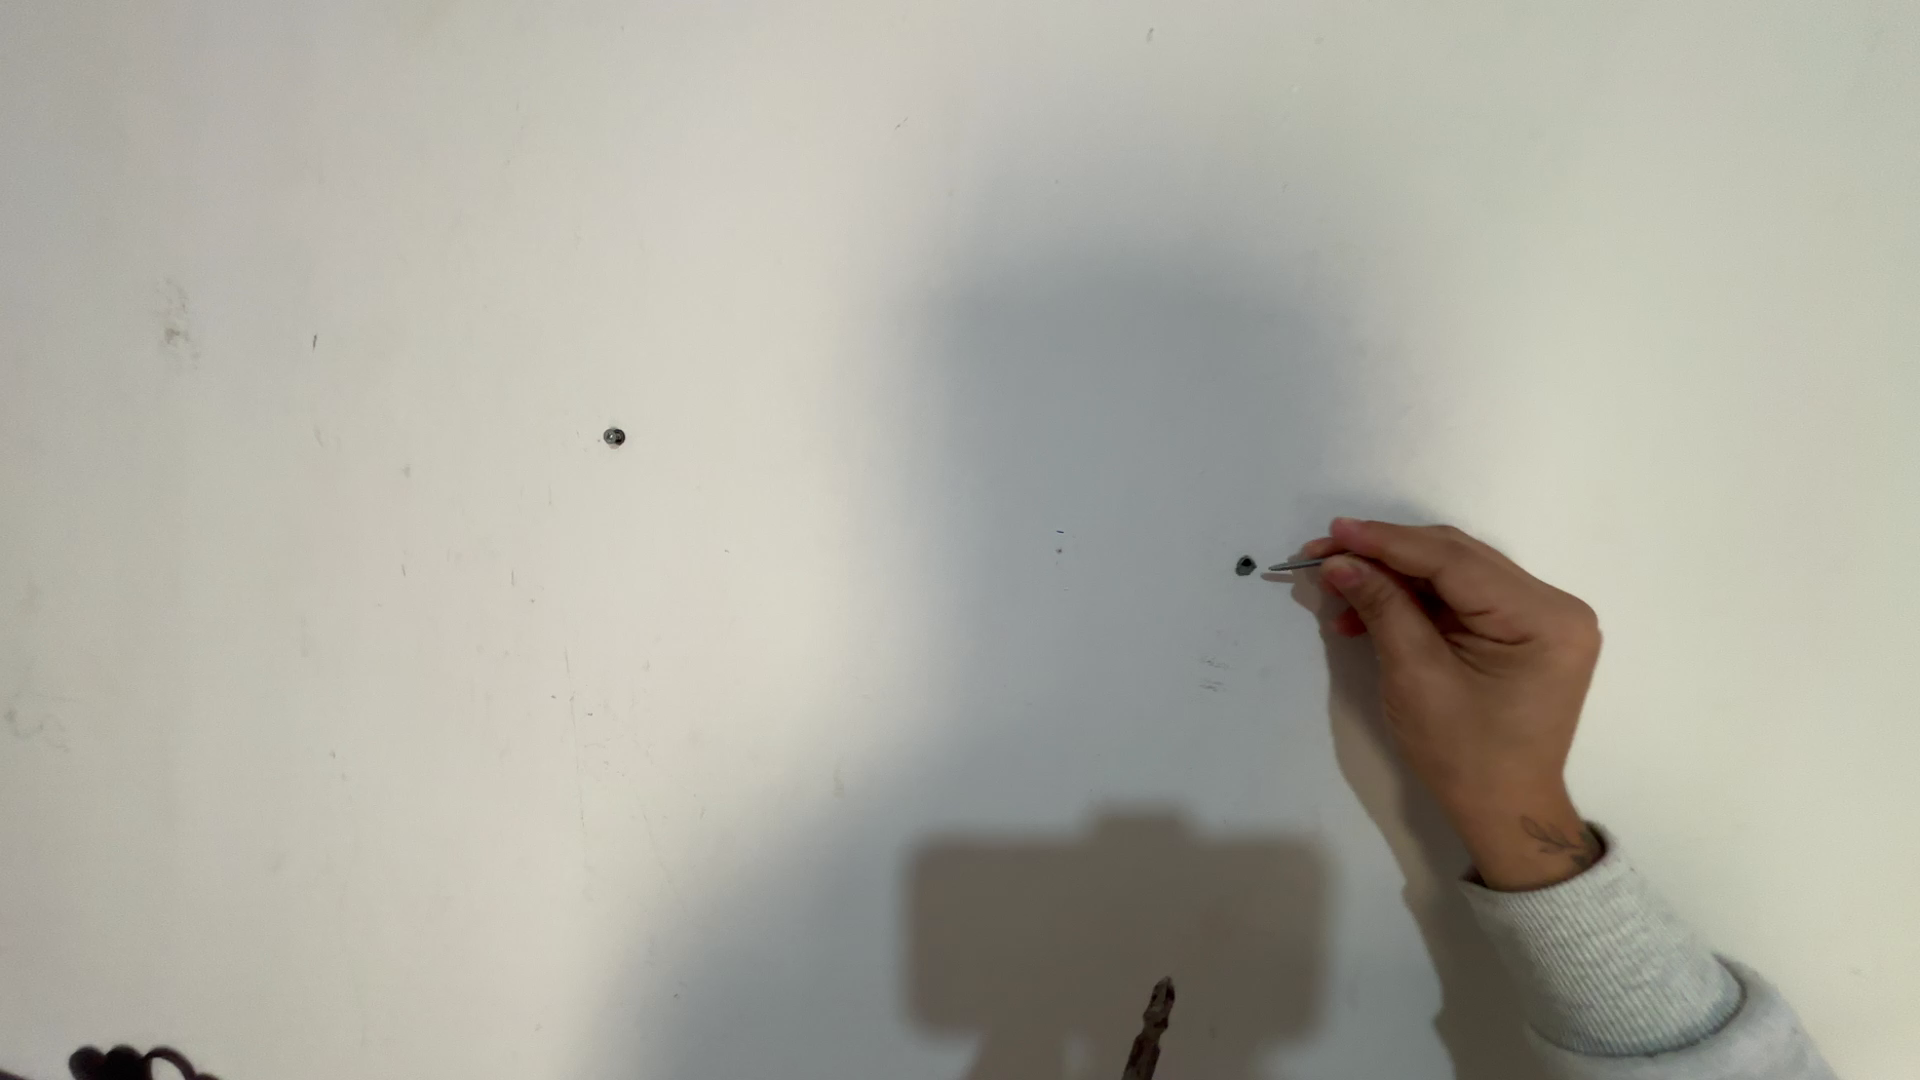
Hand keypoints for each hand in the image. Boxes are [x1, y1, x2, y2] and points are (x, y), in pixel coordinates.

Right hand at [1304, 517, 1603, 889]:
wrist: (1501, 807)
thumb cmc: (1463, 751)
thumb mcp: (1415, 674)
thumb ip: (1382, 606)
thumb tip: (1339, 561)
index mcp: (1542, 617)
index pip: (1452, 561)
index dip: (1386, 542)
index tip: (1332, 532)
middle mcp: (1550, 606)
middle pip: (1452, 558)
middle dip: (1382, 554)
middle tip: (1322, 554)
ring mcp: (1535, 617)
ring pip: (1447, 573)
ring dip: (1388, 576)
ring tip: (1336, 585)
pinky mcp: (1513, 630)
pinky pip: (1452, 597)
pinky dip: (1405, 600)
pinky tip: (1363, 613)